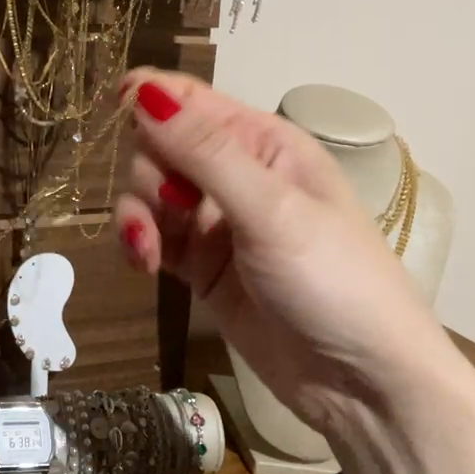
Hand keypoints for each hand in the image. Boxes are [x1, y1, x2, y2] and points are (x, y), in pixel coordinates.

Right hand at [113, 70, 474, 473]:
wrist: (362, 384)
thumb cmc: (333, 281)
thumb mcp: (270, 210)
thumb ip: (202, 152)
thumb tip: (142, 89)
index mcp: (265, 145)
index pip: (193, 102)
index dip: (150, 97)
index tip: (112, 104)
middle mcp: (237, 175)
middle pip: (161, 147)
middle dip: (148, 172)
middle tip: (166, 207)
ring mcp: (216, 224)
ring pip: (150, 194)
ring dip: (139, 215)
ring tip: (150, 253)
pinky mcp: (201, 268)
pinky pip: (154, 238)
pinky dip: (141, 245)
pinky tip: (146, 265)